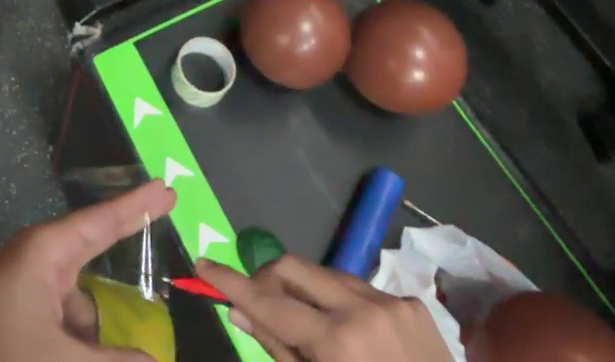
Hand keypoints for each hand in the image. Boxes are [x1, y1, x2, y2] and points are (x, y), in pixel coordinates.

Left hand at [0, 179, 176, 360]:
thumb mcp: (58, 360)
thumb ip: (113, 361)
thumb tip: (158, 361)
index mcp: (46, 252)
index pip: (103, 220)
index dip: (138, 205)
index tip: (167, 188)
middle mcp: (35, 263)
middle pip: (92, 276)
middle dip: (114, 302)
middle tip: (141, 312)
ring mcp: (19, 292)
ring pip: (75, 311)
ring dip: (89, 339)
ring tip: (83, 351)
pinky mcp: (8, 319)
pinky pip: (54, 327)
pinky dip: (69, 345)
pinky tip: (74, 355)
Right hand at [195, 254, 452, 361]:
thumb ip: (278, 349)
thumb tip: (241, 311)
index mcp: (337, 342)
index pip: (269, 303)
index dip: (231, 282)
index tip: (203, 265)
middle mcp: (362, 309)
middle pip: (292, 267)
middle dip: (265, 278)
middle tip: (254, 299)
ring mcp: (391, 301)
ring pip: (325, 273)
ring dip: (304, 289)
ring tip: (301, 320)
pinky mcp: (411, 302)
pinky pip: (360, 288)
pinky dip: (340, 301)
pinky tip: (345, 329)